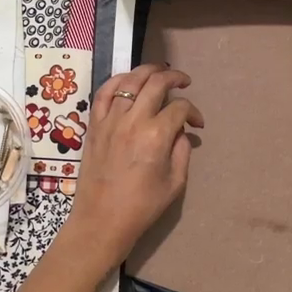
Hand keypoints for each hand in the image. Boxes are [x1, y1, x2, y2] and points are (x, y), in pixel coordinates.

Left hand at [63, 63, 204, 261]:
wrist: (102, 220)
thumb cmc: (142, 206)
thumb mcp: (175, 183)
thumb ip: (182, 151)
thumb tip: (181, 131)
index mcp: (157, 136)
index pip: (180, 108)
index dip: (193, 112)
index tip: (197, 123)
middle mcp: (133, 120)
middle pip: (156, 83)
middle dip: (175, 78)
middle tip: (184, 82)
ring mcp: (110, 120)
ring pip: (130, 81)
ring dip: (148, 71)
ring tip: (160, 73)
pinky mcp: (94, 125)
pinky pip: (104, 92)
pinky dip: (118, 80)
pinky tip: (129, 80)